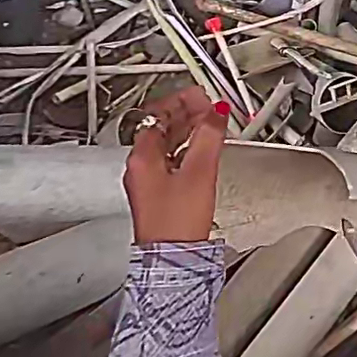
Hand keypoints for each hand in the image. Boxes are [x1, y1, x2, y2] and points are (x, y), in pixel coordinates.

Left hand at [124, 87, 227, 243]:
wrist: (173, 260)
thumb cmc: (176, 224)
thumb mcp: (199, 172)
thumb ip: (208, 137)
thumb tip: (216, 113)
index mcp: (142, 157)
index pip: (158, 115)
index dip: (181, 101)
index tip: (200, 96)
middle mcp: (140, 166)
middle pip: (161, 127)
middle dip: (185, 112)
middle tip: (207, 105)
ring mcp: (148, 180)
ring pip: (167, 142)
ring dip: (187, 129)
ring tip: (208, 122)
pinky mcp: (160, 192)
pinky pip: (171, 158)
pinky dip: (187, 146)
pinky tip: (202, 149)